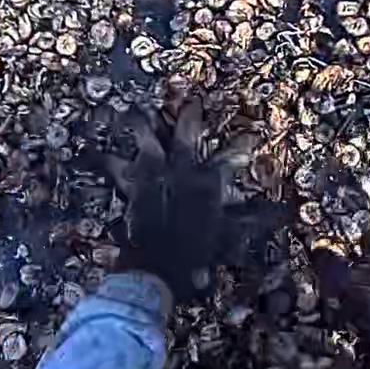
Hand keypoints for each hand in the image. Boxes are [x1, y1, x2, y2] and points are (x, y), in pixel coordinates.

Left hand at [102, 101, 268, 301]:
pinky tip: (87, 148)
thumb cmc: (194, 257)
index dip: (241, 146)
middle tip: (190, 101)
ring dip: (142, 124)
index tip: (250, 136)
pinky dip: (99, 157)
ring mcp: (153, 175)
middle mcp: (180, 172)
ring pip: (148, 140)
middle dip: (189, 118)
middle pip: (185, 136)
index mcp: (207, 183)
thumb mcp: (227, 240)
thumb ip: (252, 222)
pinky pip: (112, 166)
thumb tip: (282, 212)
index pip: (230, 159)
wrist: (156, 267)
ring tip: (134, 107)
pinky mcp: (131, 185)